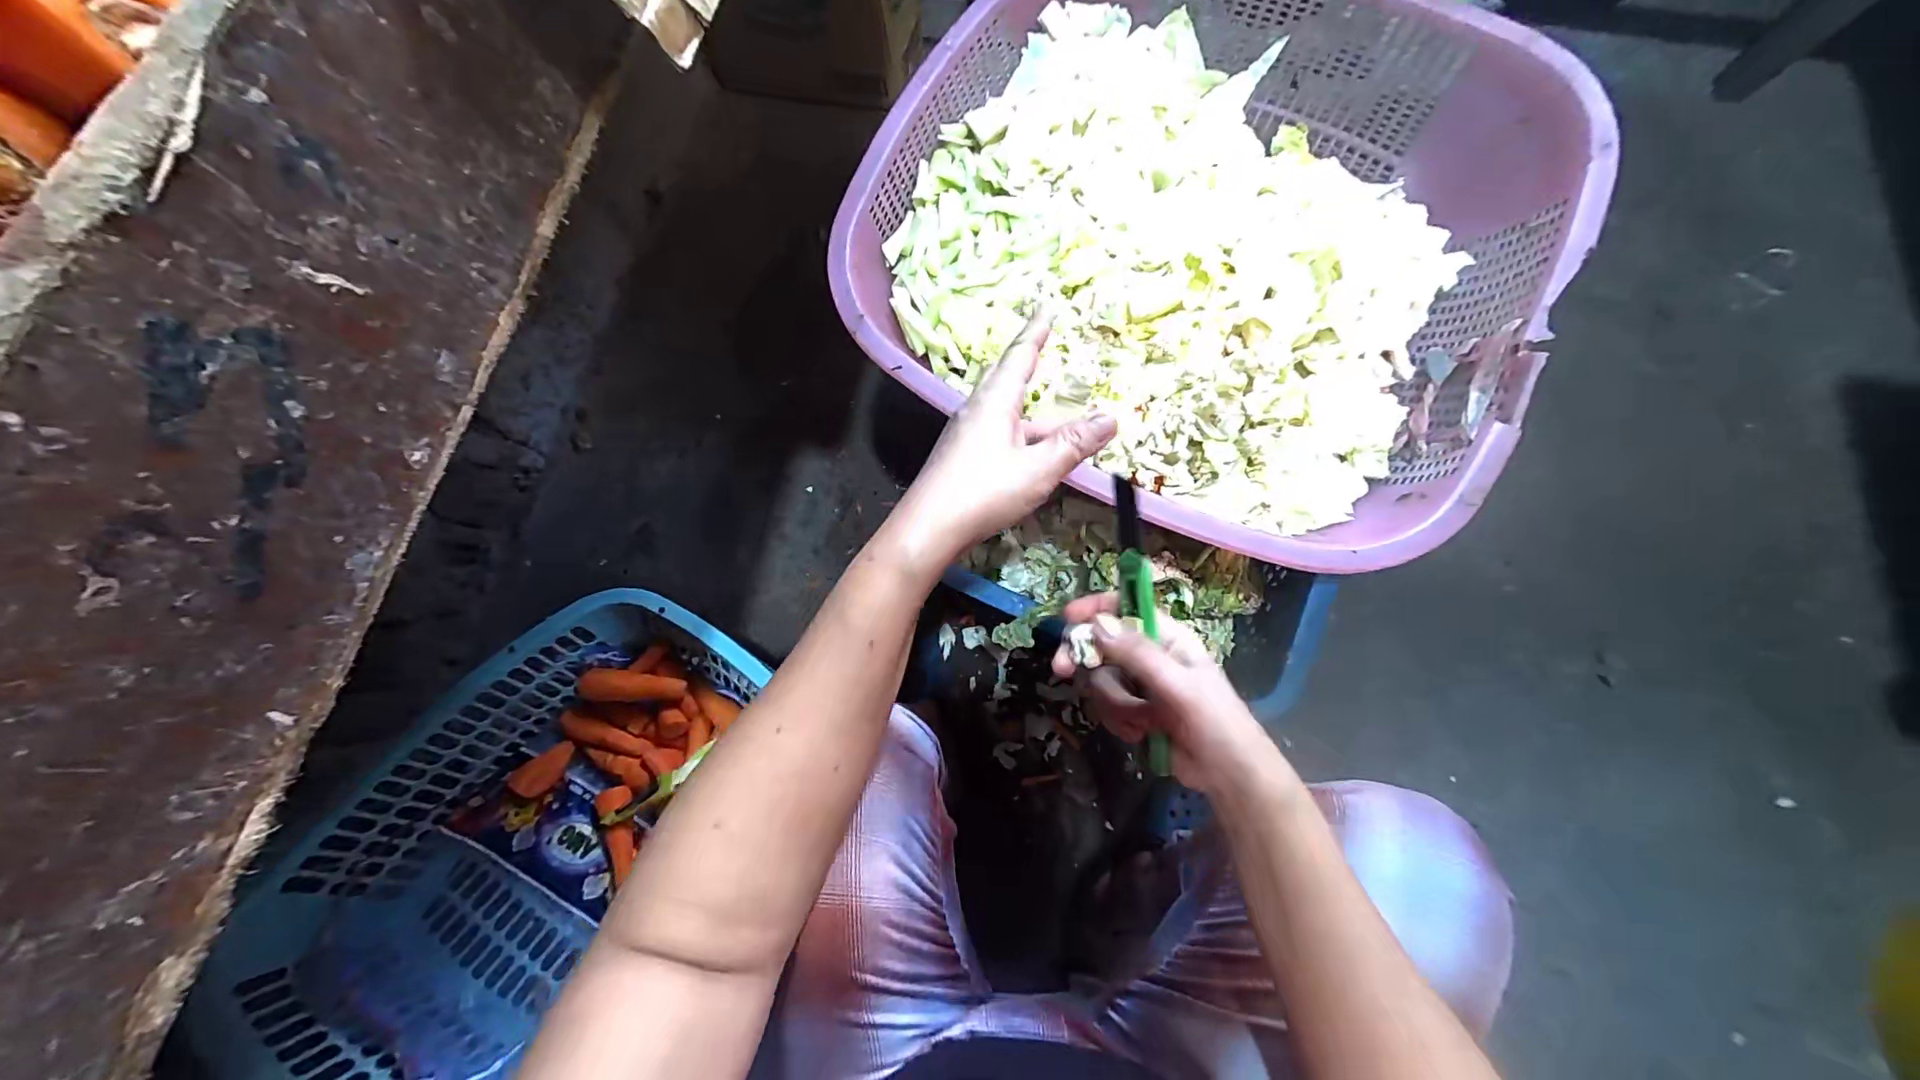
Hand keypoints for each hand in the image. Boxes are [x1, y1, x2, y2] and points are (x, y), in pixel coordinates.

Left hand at [890, 310, 1117, 565]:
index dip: (1036, 332)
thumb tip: (1111, 418)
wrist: (929, 528)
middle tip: (1044, 346)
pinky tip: (1034, 456)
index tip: (1046, 309)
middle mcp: (977, 410)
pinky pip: (998, 435)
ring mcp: (966, 435)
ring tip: (1061, 423)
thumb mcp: (1039, 469)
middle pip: (1008, 381)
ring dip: (1032, 414)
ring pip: (1006, 414)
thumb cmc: (984, 492)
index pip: (1020, 356)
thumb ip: (1073, 444)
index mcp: (995, 402)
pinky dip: (1021, 437)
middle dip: (1029, 364)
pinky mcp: (962, 458)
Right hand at [1051, 592, 1286, 793]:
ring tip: (1141, 723)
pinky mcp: (1135, 712)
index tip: (1068, 617)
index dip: (1096, 608)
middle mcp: (1151, 656)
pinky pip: (1107, 706)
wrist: (1230, 777)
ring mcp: (1141, 685)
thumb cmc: (1216, 723)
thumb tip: (1097, 624)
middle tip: (1061, 670)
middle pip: (1102, 644)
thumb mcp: (1178, 685)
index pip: (1127, 609)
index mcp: (1169, 638)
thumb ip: (1137, 654)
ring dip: (1114, 703)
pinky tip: (1139, 735)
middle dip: (1086, 660)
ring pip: (1101, 680)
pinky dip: (1118, 721)